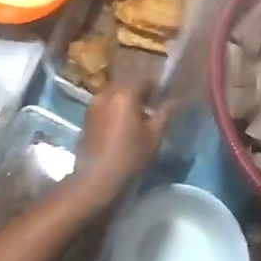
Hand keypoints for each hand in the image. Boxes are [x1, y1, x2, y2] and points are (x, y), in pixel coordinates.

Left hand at [74, 77, 171, 200]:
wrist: (95, 180)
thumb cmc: (129, 156)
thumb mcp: (154, 136)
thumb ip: (165, 113)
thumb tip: (174, 100)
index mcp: (124, 95)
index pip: (145, 80)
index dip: (157, 89)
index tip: (163, 101)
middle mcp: (106, 94)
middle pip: (127, 86)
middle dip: (140, 94)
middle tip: (151, 111)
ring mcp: (93, 106)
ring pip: (115, 96)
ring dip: (126, 103)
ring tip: (136, 121)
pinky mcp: (86, 119)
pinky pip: (105, 107)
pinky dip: (114, 111)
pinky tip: (121, 129)